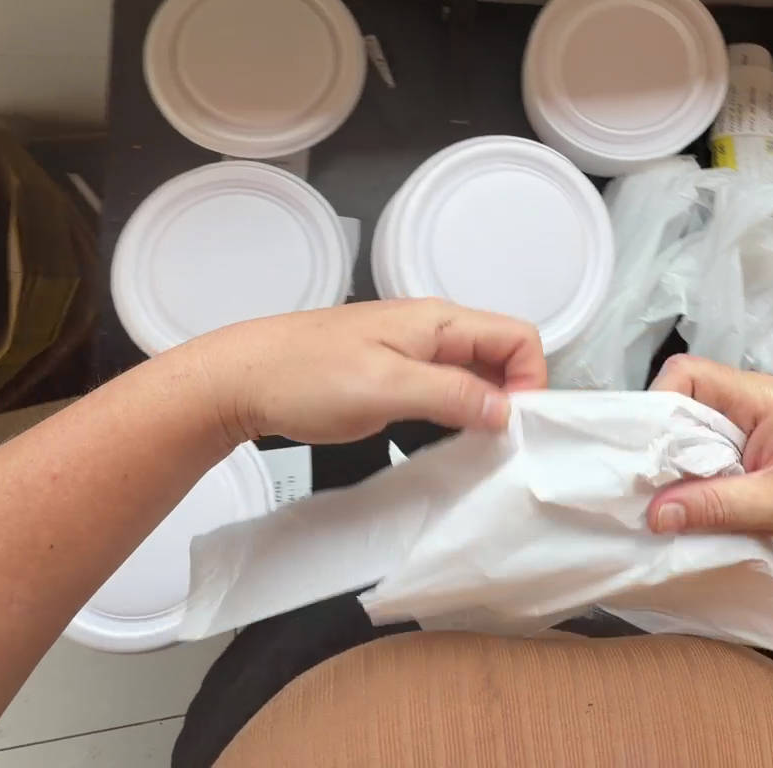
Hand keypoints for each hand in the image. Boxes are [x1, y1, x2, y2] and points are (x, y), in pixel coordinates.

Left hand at [175, 299, 547, 446]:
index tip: (518, 425)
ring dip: (484, 411)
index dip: (530, 379)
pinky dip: (456, 416)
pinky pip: (445, 391)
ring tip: (474, 451)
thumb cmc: (305, 375)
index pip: (518, 337)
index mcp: (440, 322)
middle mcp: (434, 332)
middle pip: (501, 356)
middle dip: (512, 399)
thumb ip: (453, 395)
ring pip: (474, 377)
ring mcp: (413, 353)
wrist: (242, 379)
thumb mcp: (387, 387)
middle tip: (500, 446)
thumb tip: (507, 410)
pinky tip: (446, 444)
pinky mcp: (395, 375)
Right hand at [645, 355, 772, 550]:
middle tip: (646, 478)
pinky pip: (706, 441)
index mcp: (758, 396)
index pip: (689, 373)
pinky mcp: (748, 440)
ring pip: (692, 422)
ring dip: (677, 454)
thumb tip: (654, 512)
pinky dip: (693, 466)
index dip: (658, 401)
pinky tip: (689, 495)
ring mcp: (749, 418)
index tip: (645, 447)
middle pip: (684, 396)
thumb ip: (716, 505)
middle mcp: (748, 397)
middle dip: (661, 435)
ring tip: (663, 491)